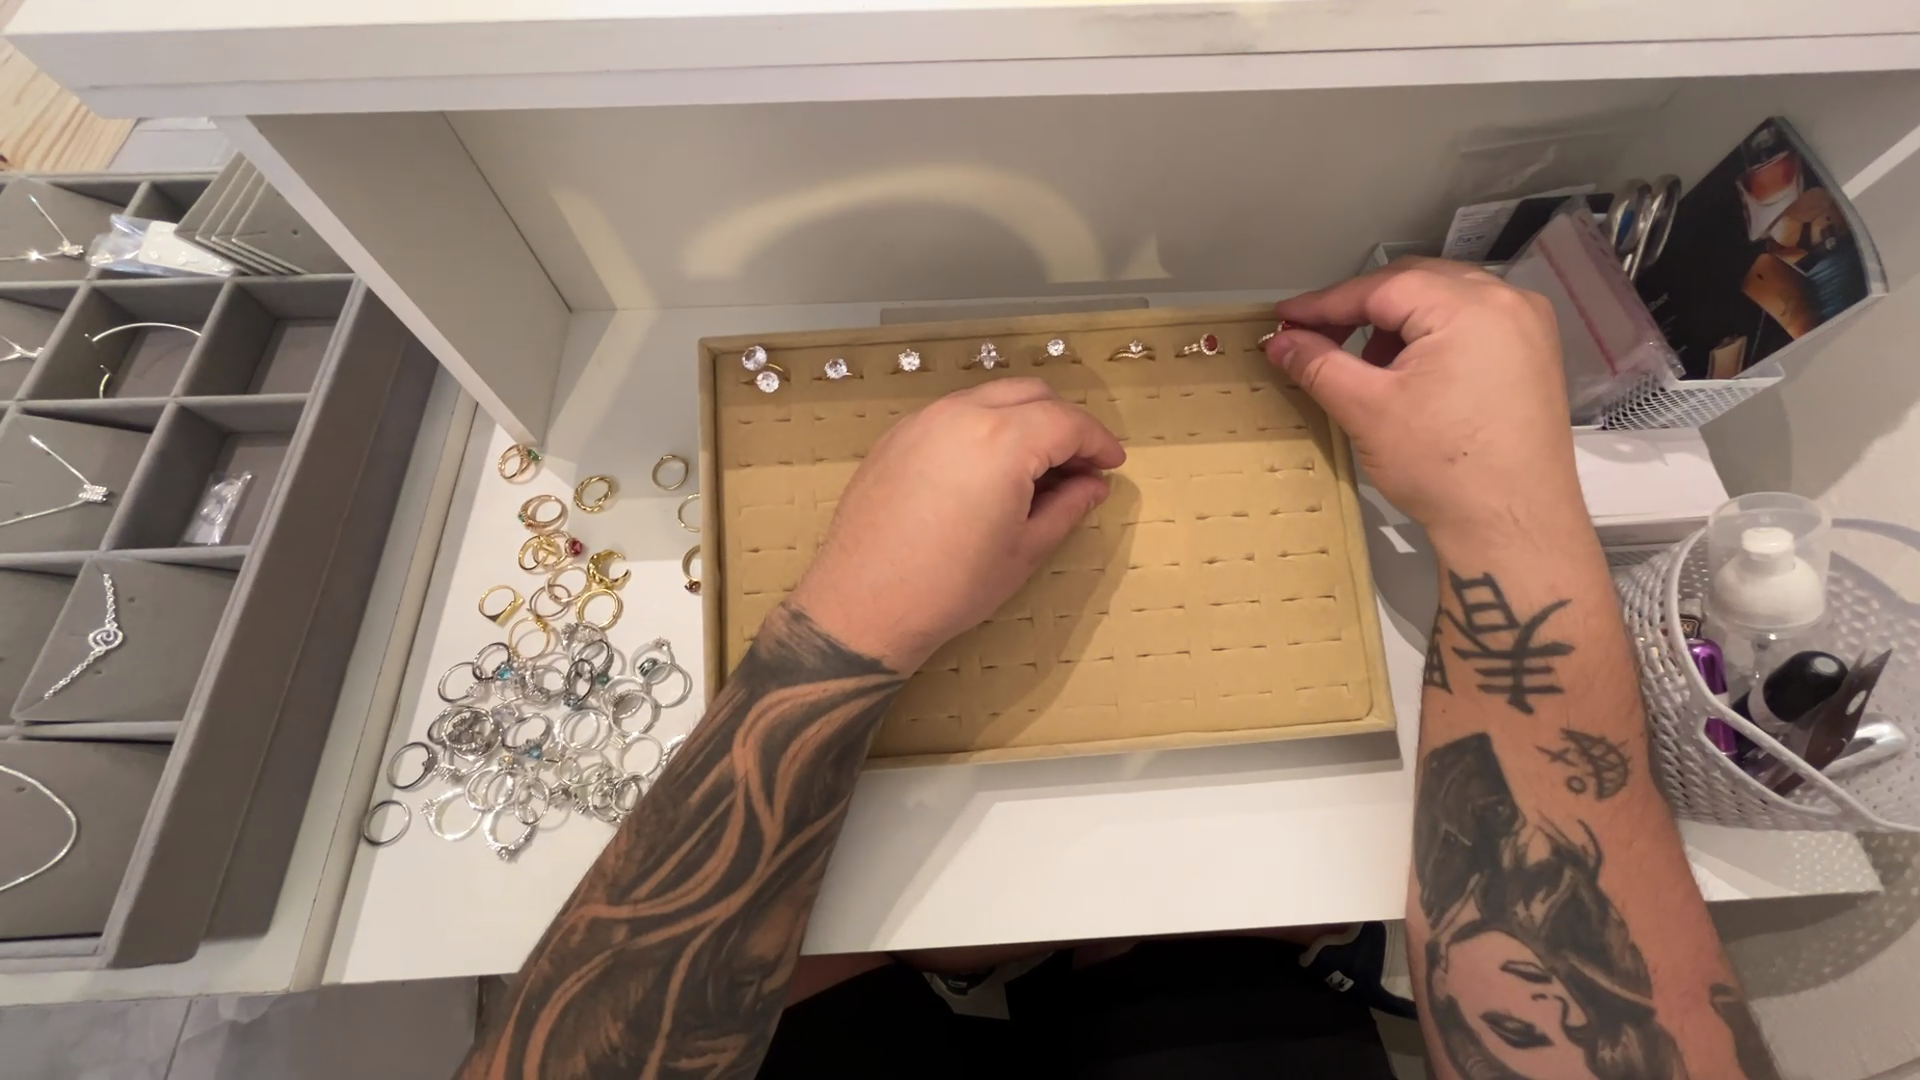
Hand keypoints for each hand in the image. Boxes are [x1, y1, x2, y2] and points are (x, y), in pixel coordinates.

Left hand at [788, 378, 1125, 671]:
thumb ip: (1067, 507)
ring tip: (1034, 469)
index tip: (1112, 465)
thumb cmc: (951, 586)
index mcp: (1002, 439)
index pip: (1067, 421)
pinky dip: (984, 427)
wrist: (864, 603)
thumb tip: (1093, 485)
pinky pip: (954, 414)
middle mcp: (961, 413)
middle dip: (1064, 423)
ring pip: (990, 399)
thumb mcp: (1024, 550)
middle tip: (1077, 466)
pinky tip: (986, 470)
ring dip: (1023, 420)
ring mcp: (923, 419)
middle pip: (1031, 395)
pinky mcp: (897, 435)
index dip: (1098, 441)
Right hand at [1268, 258, 1587, 551]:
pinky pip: (1467, 323)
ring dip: (1391, 321)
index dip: (1324, 302)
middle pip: (1413, 283)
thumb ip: (1317, 365)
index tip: (1285, 317)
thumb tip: (1281, 341)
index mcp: (1469, 308)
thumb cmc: (1444, 467)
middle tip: (1313, 336)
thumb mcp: (1365, 409)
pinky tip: (1402, 373)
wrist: (1509, 520)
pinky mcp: (1529, 355)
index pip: (1380, 287)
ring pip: (1441, 300)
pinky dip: (1425, 335)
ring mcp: (1526, 327)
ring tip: (1359, 361)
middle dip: (1357, 307)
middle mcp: (1507, 303)